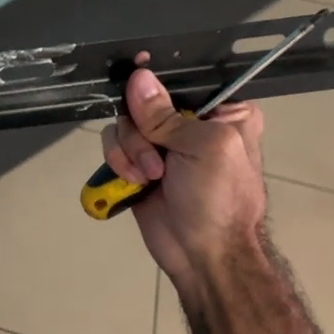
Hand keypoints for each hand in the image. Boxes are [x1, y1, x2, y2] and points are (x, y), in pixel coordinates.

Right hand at [100, 57, 267, 284]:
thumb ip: (166, 114)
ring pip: (124, 121)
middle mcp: (190, 120)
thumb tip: (138, 75)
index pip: (182, 77)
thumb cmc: (220, 199)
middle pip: (143, 97)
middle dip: (142, 129)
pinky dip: (118, 161)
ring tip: (148, 178)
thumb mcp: (204, 148)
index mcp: (222, 110)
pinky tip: (134, 182)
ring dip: (130, 150)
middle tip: (157, 157)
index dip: (157, 78)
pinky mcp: (137, 161)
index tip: (137, 76)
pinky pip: (112, 142)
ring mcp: (162, 142)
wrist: (204, 257)